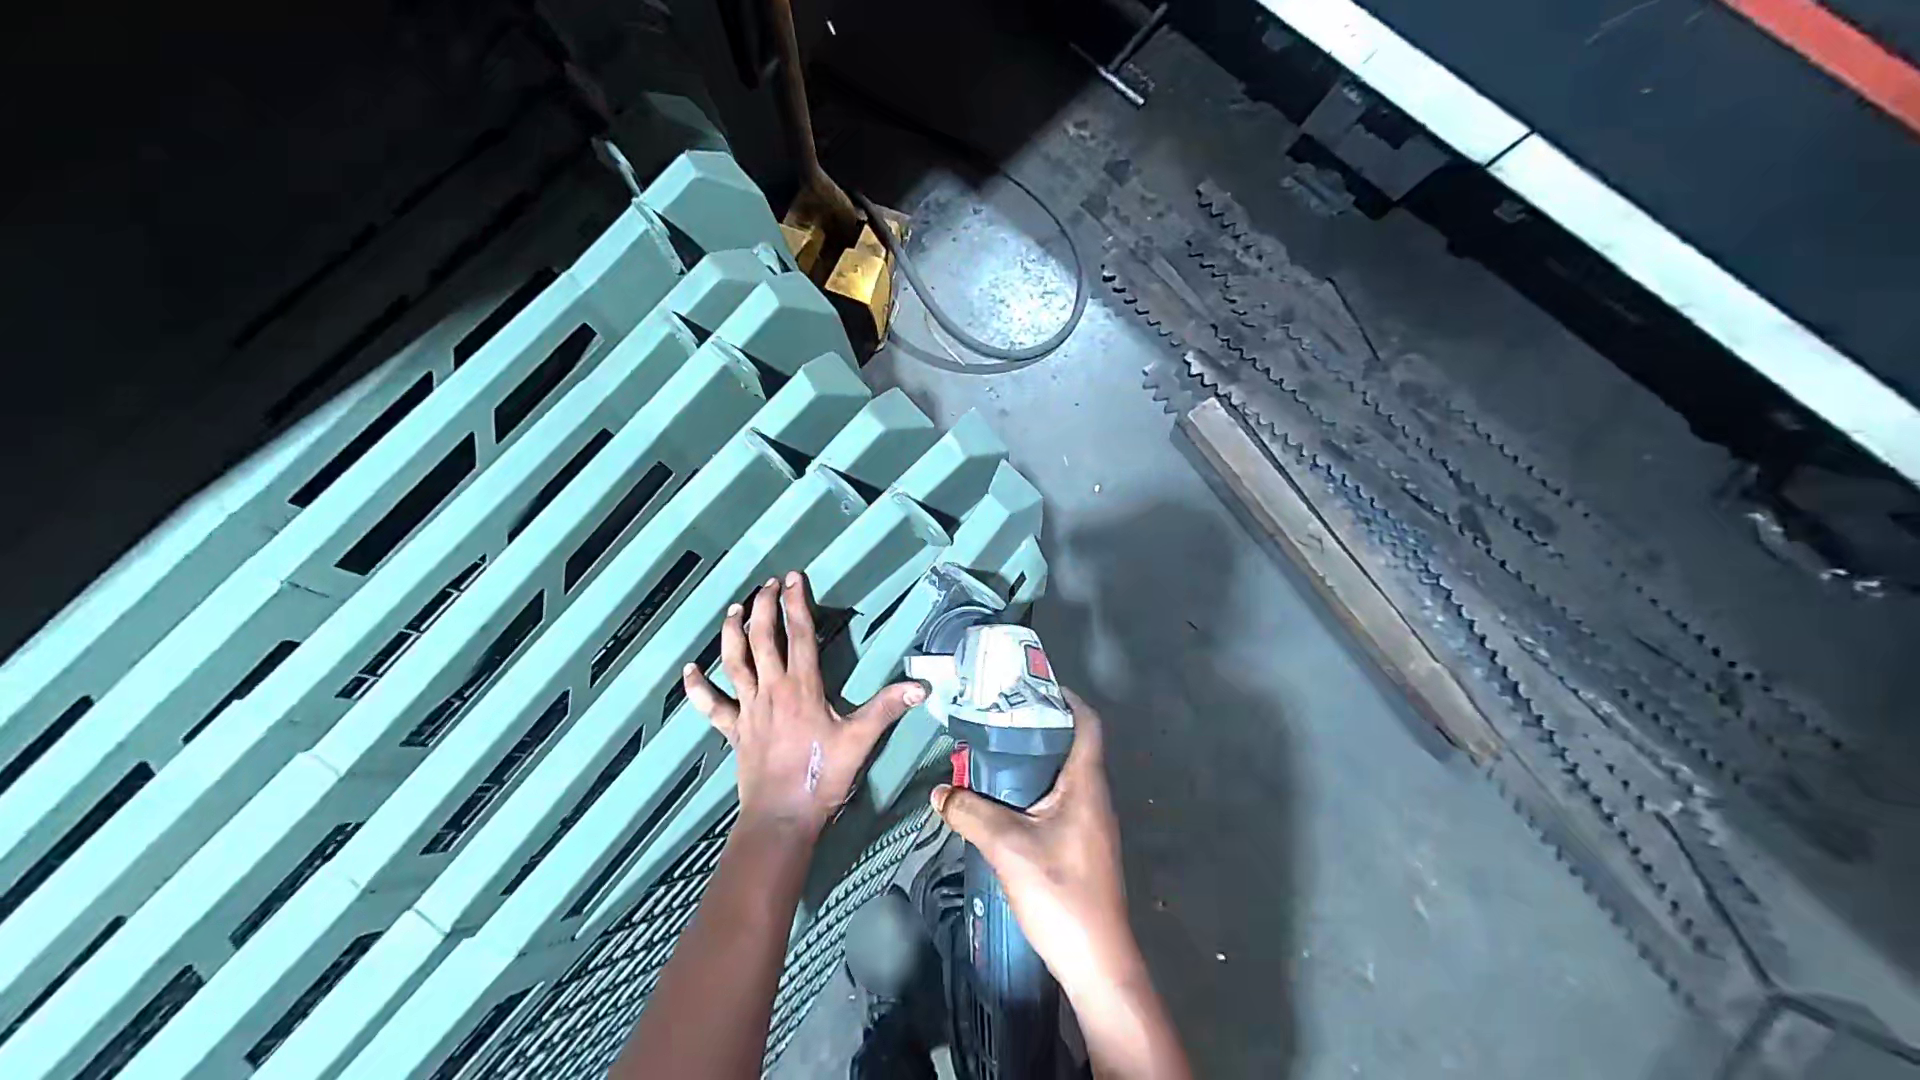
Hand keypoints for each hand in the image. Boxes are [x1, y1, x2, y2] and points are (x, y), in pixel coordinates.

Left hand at [682, 571, 926, 837]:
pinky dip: (698, 687)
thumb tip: (921, 686)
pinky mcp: (734, 730)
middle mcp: (771, 689)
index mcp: (802, 686)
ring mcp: (748, 709)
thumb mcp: (860, 739)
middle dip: (764, 606)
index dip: (796, 602)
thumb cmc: (823, 776)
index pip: (799, 634)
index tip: (793, 577)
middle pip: (762, 638)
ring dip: (732, 632)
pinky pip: (712, 705)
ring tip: (734, 609)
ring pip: (734, 661)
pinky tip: (689, 670)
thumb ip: (887, 708)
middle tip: (767, 584)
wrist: (782, 817)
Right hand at [929, 689, 1136, 996]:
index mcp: (1086, 784)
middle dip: (1035, 726)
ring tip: (990, 751)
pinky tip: (1000, 798)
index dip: (1065, 698)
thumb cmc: (1061, 893)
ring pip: (1060, 774)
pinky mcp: (1079, 843)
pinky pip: (1055, 799)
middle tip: (995, 716)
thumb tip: (939, 792)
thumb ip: (970, 813)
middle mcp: (1092, 795)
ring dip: (1030, 760)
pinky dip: (1030, 788)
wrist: (1096, 962)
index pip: (1087, 723)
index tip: (1030, 684)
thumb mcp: (1008, 847)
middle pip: (1070, 744)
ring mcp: (1088, 821)